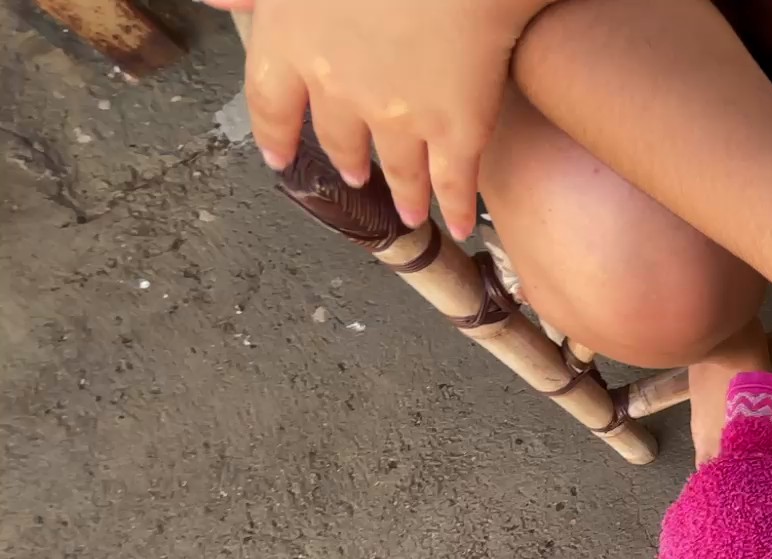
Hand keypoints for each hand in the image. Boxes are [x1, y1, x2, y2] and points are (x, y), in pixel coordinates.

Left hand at [209, 0, 541, 239]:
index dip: (275, 135)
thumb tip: (213, 0)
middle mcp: (342, 91)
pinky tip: (462, 228)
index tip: (279, 160)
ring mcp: (403, 119)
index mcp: (293, 44)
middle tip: (358, 180)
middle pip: (341, 142)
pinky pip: (456, 183)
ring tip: (413, 215)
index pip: (271, 103)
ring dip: (407, 197)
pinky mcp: (459, 134)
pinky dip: (459, 210)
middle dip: (349, 164)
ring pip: (402, 172)